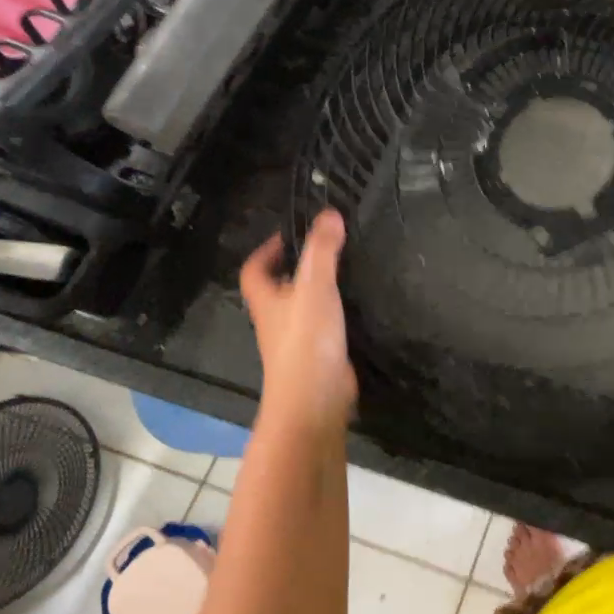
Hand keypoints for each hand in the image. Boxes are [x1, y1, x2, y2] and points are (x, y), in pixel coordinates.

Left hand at [240, 210, 356, 430]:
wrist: (315, 401)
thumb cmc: (306, 341)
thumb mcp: (315, 287)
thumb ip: (323, 251)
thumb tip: (330, 213)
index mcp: (267, 301)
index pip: (254, 270)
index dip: (267, 250)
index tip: (292, 235)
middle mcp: (277, 319)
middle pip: (279, 286)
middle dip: (298, 266)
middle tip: (329, 246)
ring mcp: (297, 339)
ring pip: (303, 305)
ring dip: (320, 288)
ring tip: (349, 267)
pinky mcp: (320, 353)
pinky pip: (325, 323)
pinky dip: (338, 310)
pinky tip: (360, 303)